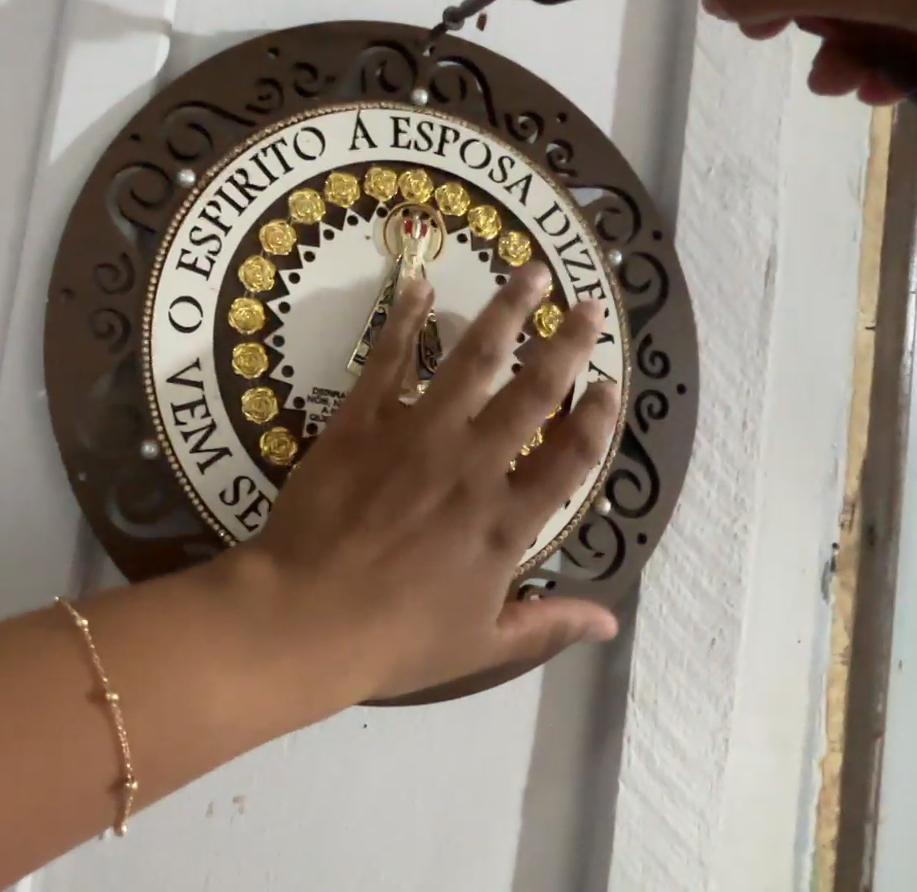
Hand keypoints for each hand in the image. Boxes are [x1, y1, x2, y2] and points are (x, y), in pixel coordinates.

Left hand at [229, 265, 621, 702]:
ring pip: (472, 360)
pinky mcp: (362, 421)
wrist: (306, 615)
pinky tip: (418, 285)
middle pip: (533, 392)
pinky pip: (388, 359)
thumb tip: (610, 620)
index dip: (598, 417)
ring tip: (529, 272)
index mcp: (506, 521)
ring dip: (505, 312)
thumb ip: (546, 624)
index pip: (570, 456)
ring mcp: (415, 434)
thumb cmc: (394, 638)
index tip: (610, 383)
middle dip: (566, 343)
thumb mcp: (480, 645)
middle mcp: (472, 465)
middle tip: (586, 304)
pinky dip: (404, 319)